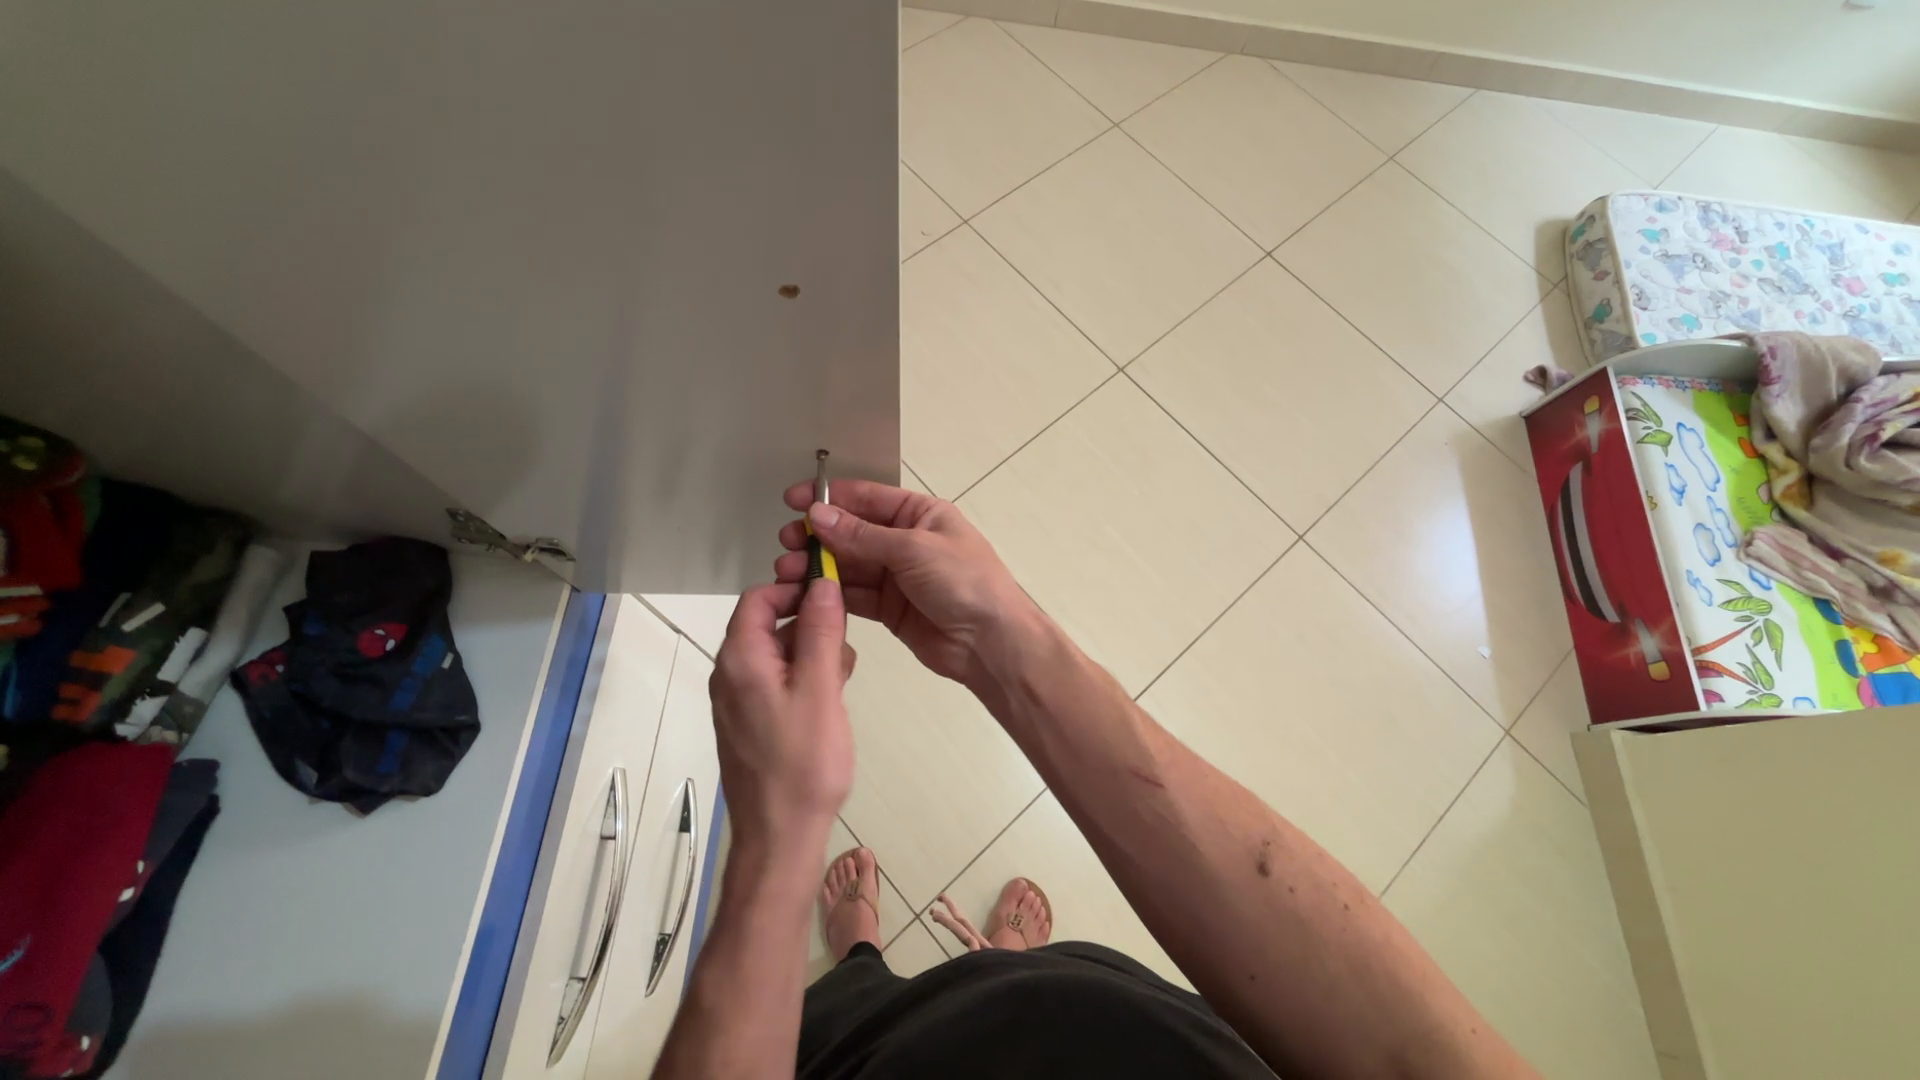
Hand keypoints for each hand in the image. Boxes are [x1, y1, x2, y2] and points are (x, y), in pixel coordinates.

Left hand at [709, 581, 856, 847]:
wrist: (780, 838)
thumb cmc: (803, 763)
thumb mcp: (820, 690)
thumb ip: (821, 632)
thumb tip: (822, 582)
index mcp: (740, 660)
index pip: (759, 598)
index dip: (795, 589)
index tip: (835, 595)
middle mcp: (730, 675)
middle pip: (768, 624)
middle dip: (811, 624)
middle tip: (847, 646)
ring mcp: (738, 701)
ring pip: (777, 654)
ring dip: (812, 653)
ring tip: (844, 676)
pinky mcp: (751, 723)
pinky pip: (777, 682)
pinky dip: (805, 679)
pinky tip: (831, 699)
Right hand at [773, 479, 1037, 685]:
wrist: (991, 643)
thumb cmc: (964, 582)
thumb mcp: (914, 549)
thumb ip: (862, 535)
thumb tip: (819, 515)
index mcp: (920, 514)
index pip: (867, 498)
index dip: (829, 497)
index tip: (793, 501)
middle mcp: (906, 541)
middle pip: (852, 532)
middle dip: (818, 535)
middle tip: (787, 542)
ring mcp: (897, 576)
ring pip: (848, 565)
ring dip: (818, 565)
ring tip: (786, 570)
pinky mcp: (889, 609)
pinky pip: (854, 595)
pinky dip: (830, 593)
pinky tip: (805, 592)